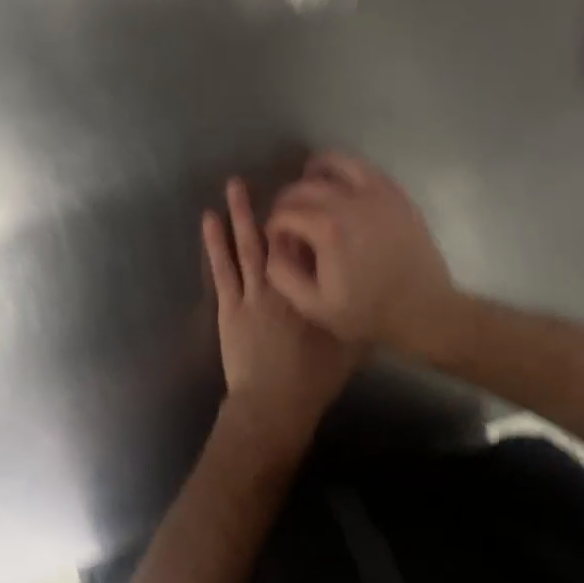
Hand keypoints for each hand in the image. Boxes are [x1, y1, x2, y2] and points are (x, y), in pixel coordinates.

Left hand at [205, 178, 359, 465]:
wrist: (276, 404)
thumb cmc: (315, 379)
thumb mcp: (351, 348)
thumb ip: (359, 318)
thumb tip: (373, 297)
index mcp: (317, 293)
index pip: (317, 249)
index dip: (314, 222)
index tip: (312, 195)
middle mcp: (286, 286)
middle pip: (282, 239)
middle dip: (280, 208)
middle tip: (277, 178)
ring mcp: (255, 294)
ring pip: (249, 246)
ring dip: (242, 214)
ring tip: (235, 184)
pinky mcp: (231, 305)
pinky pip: (223, 268)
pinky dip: (216, 243)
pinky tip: (210, 219)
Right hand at [264, 152, 475, 350]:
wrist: (424, 311)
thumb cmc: (367, 312)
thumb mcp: (313, 305)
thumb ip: (281, 273)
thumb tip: (273, 245)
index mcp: (327, 227)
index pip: (283, 212)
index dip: (274, 228)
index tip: (280, 244)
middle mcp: (349, 200)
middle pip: (303, 186)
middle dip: (287, 202)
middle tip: (290, 223)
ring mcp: (377, 193)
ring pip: (335, 162)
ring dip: (315, 173)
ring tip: (311, 192)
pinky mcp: (396, 194)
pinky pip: (364, 169)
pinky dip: (346, 173)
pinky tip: (343, 192)